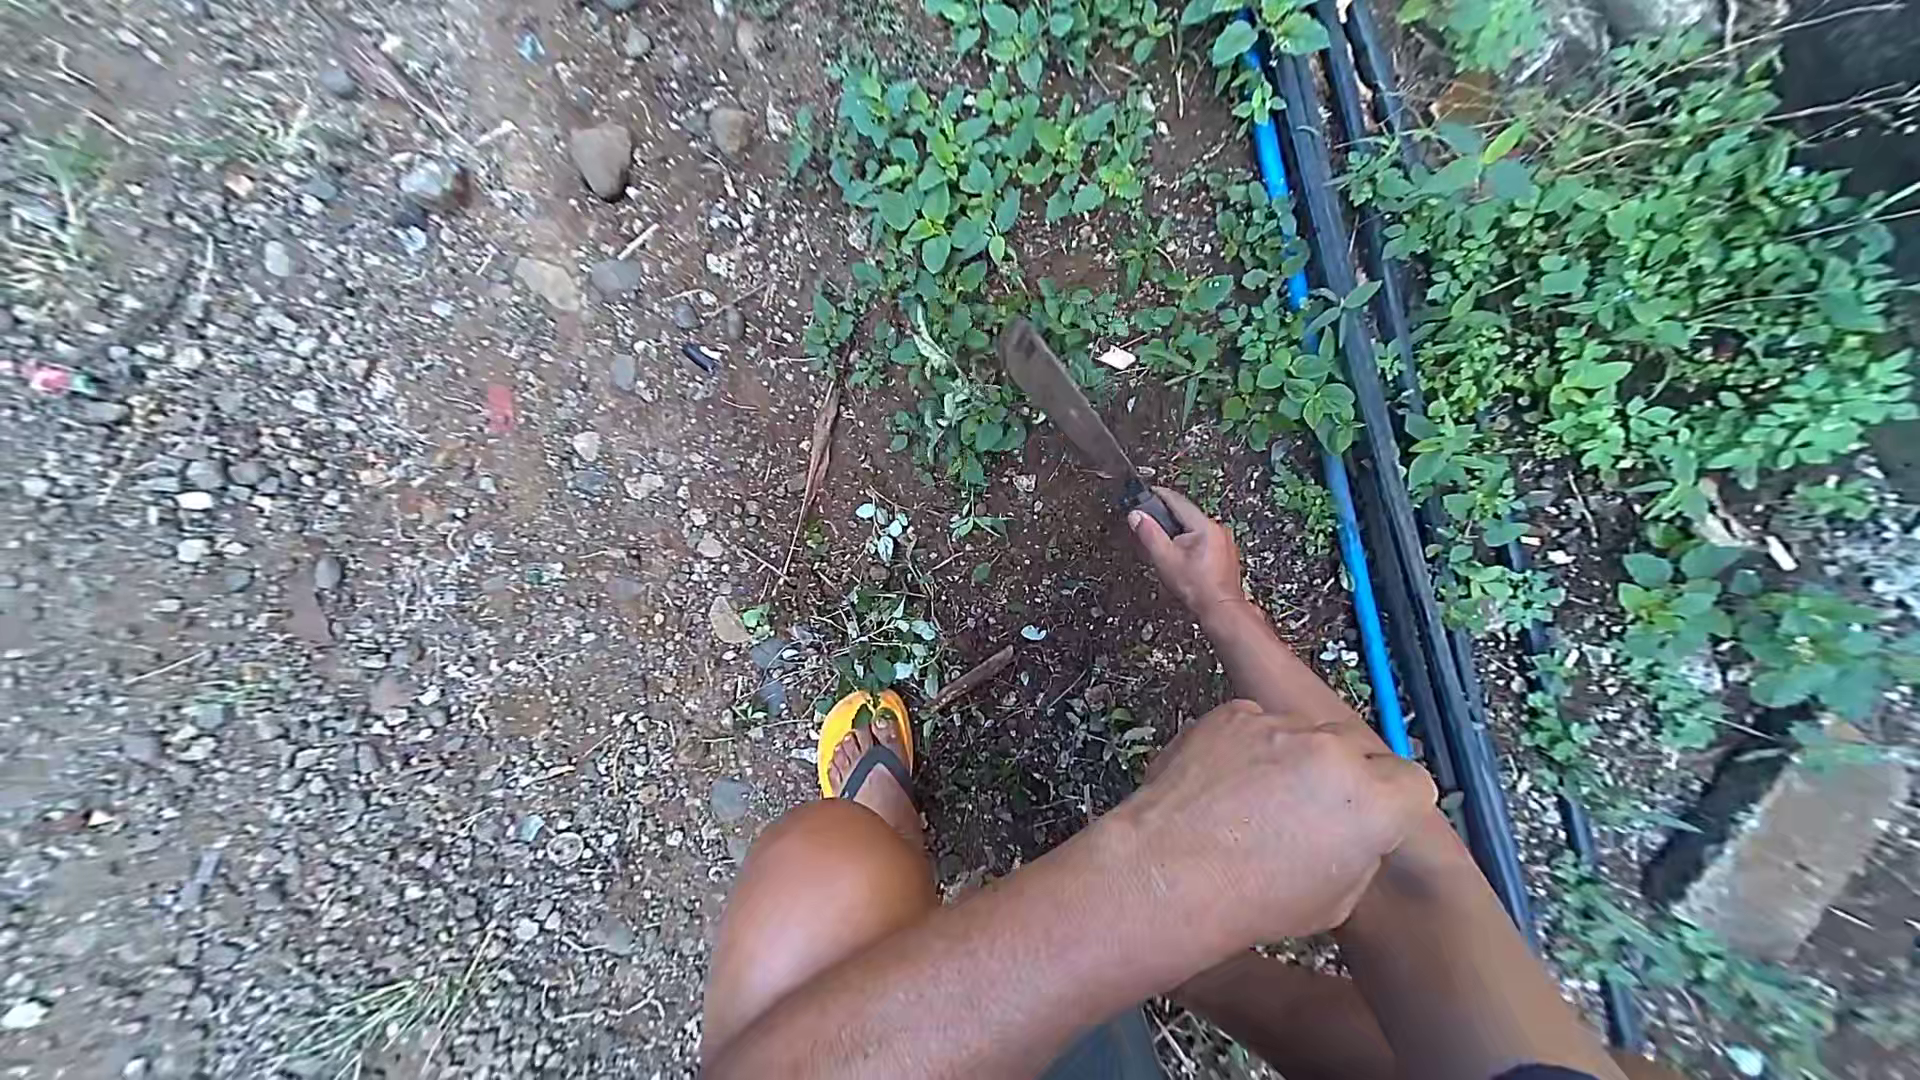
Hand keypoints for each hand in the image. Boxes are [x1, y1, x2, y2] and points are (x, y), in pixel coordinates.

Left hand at [1109, 699, 1435, 950]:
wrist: (1173, 867)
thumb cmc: (1251, 895)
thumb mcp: (1339, 895)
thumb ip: (1360, 844)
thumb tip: (1353, 823)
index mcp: (1372, 801)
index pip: (1410, 779)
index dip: (1389, 797)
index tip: (1369, 808)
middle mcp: (1329, 751)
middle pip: (1355, 745)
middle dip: (1342, 768)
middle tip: (1307, 799)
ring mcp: (1275, 724)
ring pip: (1300, 728)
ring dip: (1289, 751)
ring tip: (1254, 792)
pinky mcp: (1231, 713)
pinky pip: (1253, 720)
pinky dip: (1246, 740)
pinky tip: (1225, 776)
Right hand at [1129, 486, 1243, 614]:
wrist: (1219, 608)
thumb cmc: (1196, 586)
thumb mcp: (1164, 558)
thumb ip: (1149, 534)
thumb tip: (1137, 516)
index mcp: (1204, 526)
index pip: (1177, 502)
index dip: (1160, 495)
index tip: (1148, 492)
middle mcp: (1217, 530)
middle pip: (1186, 516)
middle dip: (1167, 519)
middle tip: (1149, 524)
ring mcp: (1224, 542)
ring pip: (1195, 530)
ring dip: (1178, 534)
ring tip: (1164, 547)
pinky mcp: (1226, 555)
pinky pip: (1204, 541)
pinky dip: (1190, 544)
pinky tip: (1182, 558)